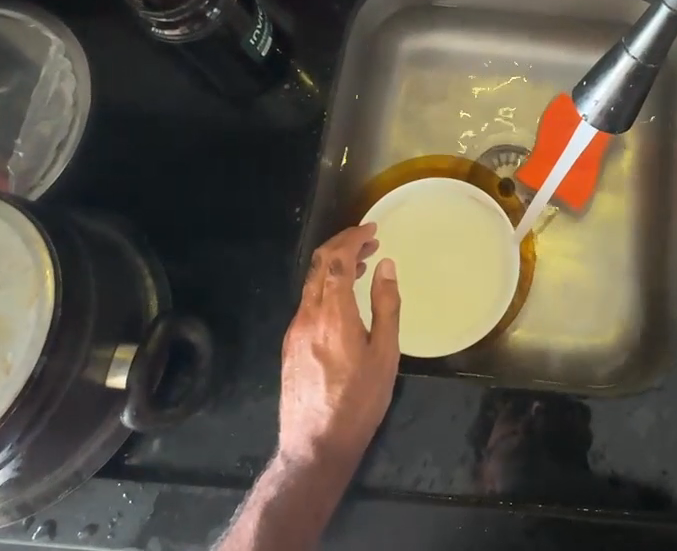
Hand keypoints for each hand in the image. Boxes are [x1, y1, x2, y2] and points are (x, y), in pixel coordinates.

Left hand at [278, 224, 399, 467]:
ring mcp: (295, 331)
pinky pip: (309, 302)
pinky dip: (328, 287)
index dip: (352, 238)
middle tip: (370, 241)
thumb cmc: (359, 401)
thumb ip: (385, 306)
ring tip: (362, 266)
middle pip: (319, 265)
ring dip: (335, 266)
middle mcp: (307, 315)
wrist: (315, 446)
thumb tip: (385, 266)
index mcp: (332, 313)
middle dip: (343, 245)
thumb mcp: (385, 354)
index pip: (336, 259)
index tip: (373, 229)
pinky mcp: (291, 345)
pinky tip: (344, 299)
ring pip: (312, 284)